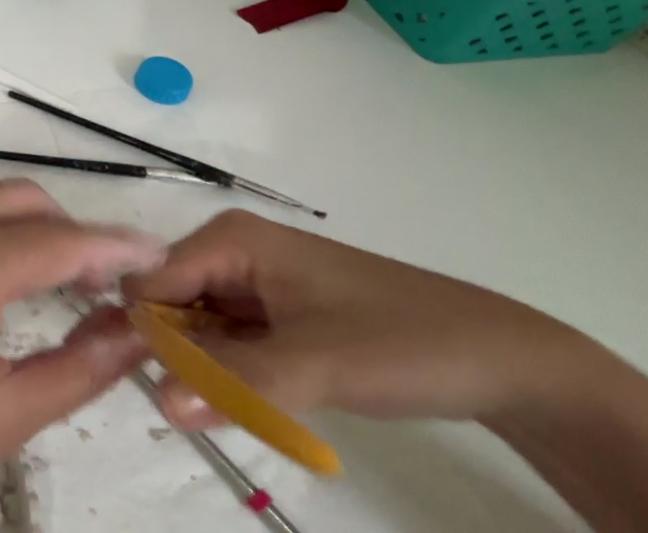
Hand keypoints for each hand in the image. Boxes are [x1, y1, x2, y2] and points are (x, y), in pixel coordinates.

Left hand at [0, 174, 164, 532]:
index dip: (117, 246)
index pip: (63, 239)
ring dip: (18, 214)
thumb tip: (136, 330)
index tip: (155, 259)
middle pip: (21, 197)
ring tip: (43, 268)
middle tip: (96, 281)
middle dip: (69, 228)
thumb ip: (82, 366)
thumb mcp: (5, 415)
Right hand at [124, 209, 597, 429]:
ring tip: (228, 407)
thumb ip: (234, 382)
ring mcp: (251, 282)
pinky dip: (229, 374)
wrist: (505, 362)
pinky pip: (225, 342)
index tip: (153, 387)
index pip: (149, 283)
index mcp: (230, 240)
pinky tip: (247, 399)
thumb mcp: (315, 366)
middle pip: (167, 304)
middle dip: (173, 356)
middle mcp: (230, 251)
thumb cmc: (404, 343)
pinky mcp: (273, 312)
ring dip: (203, 371)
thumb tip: (160, 403)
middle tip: (196, 408)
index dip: (142, 332)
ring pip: (195, 328)